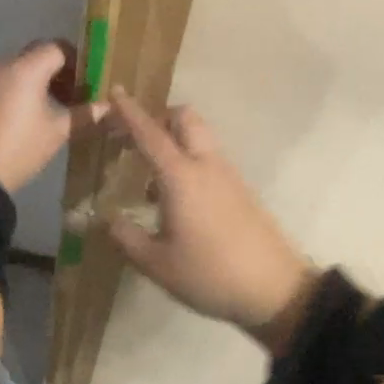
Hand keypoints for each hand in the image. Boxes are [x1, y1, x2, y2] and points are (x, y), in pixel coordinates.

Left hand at [0, 41, 106, 191]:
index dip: (77, 61)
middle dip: (58, 69)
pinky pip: (5, 79)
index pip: (57, 48)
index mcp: (26, 69)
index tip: (88, 82)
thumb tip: (106, 107)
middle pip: (37, 53)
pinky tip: (30, 114)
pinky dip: (21, 87)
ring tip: (54, 107)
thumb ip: (84, 114)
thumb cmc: (21, 148)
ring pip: (20, 67)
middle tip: (74, 94)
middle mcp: (3, 65)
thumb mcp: (58, 131)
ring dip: (39, 79)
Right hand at [105, 88, 314, 341]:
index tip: (113, 92)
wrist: (276, 291)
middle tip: (134, 137)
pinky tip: (174, 199)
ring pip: (199, 138)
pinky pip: (209, 159)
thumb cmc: (211, 274)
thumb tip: (107, 219)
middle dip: (159, 117)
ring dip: (174, 140)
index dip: (129, 112)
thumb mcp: (157, 264)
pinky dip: (188, 161)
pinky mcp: (241, 191)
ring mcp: (228, 176)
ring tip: (149, 175)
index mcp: (181, 177)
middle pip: (185, 118)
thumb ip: (126, 237)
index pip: (150, 134)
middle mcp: (206, 166)